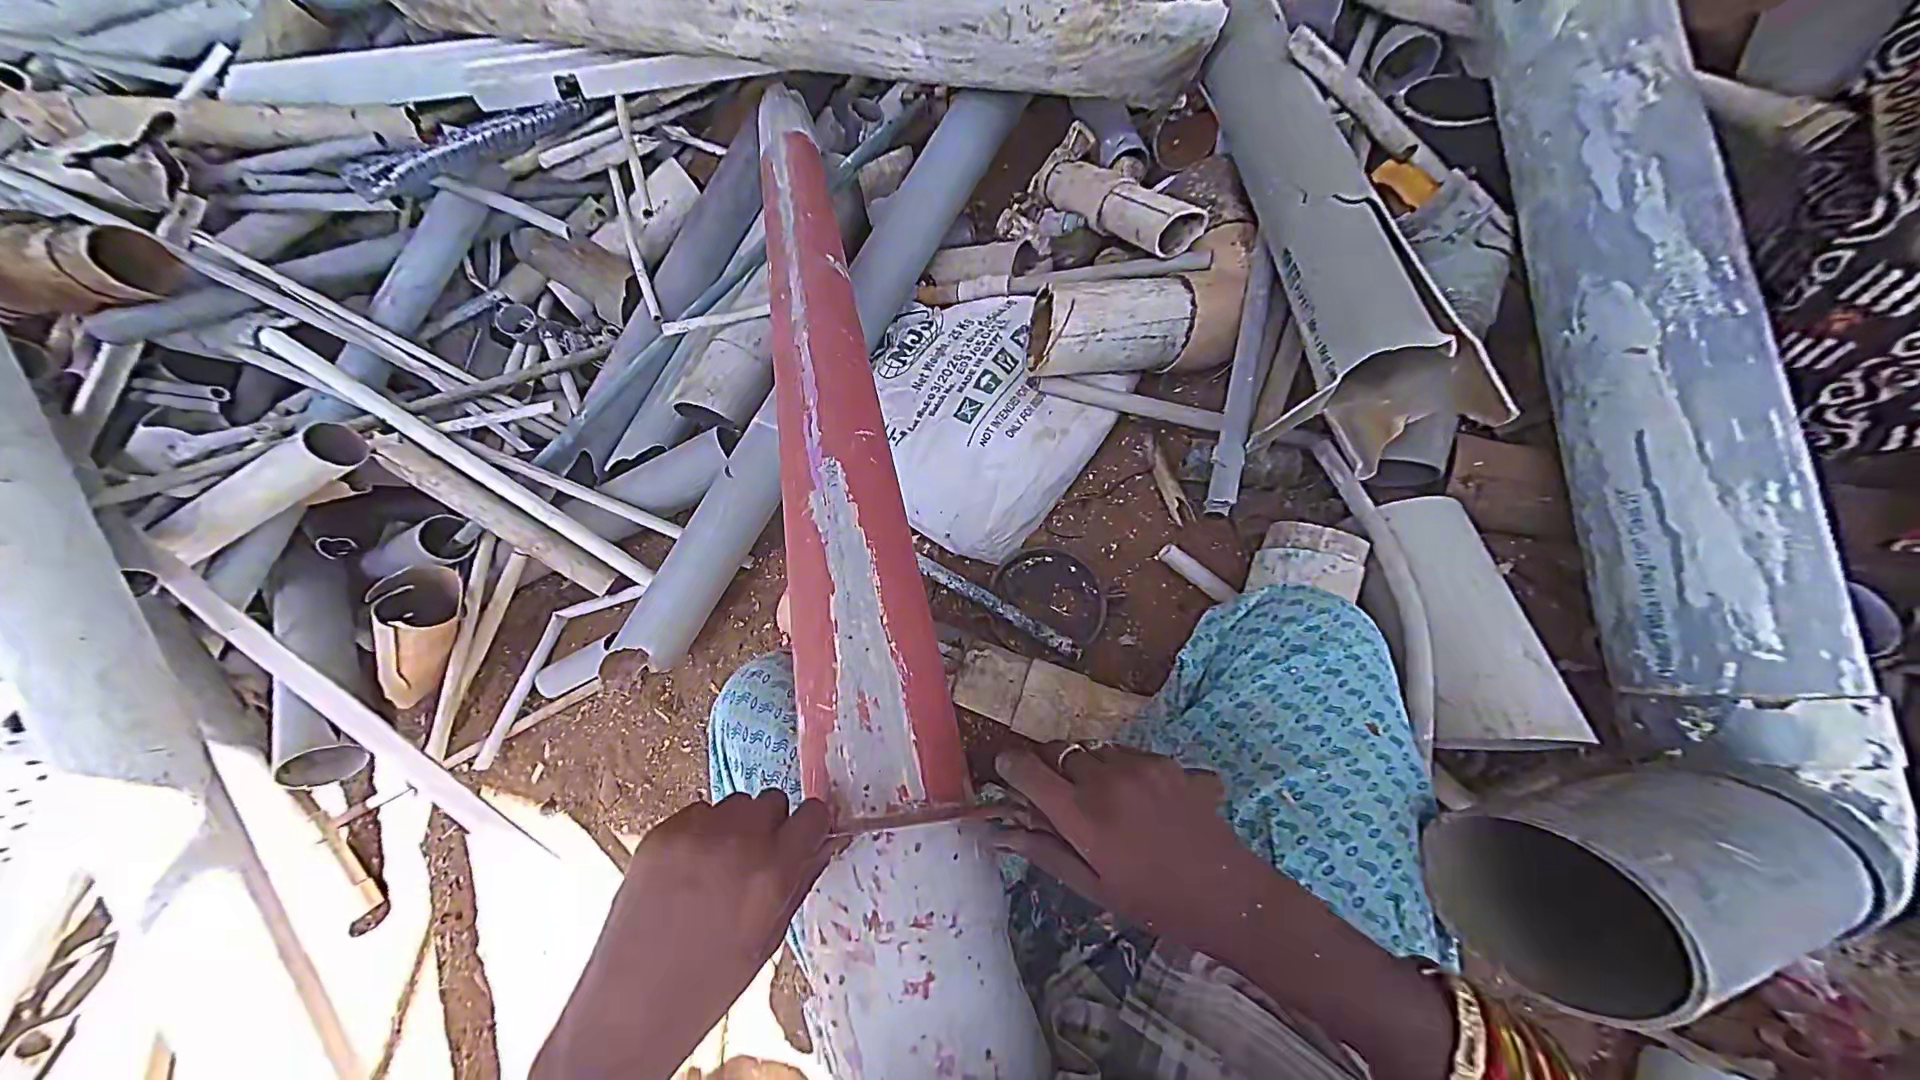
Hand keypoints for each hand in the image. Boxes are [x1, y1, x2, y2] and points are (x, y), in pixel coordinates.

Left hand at [535, 791, 834, 1078]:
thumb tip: (822, 844)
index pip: (813, 813)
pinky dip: (701, 831)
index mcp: (772, 872)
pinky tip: (689, 868)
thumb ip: (800, 880)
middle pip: (773, 800)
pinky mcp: (660, 833)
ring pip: (736, 802)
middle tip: (755, 858)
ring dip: (736, 824)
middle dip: (771, 824)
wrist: (630, 1008)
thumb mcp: (770, 937)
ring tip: (718, 865)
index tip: (803, 836)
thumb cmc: (709, 983)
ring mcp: (696, 833)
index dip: (810, 827)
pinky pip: (698, 811)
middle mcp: (738, 842)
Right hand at [998, 745, 1458, 1079]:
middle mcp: (1107, 779)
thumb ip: (1042, 850)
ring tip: (1106, 802)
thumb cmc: (1153, 901)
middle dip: (1051, 767)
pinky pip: (1126, 752)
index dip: (1010, 765)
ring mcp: (1141, 765)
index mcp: (1083, 816)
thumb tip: (998, 830)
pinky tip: (1137, 799)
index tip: (1007, 771)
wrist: (1229, 896)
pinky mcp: (1167, 761)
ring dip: (1087, 766)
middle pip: (1059, 751)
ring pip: (1093, 748)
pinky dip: (1120, 768)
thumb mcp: (1092, 886)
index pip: (1027, 768)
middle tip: (1062, 797)